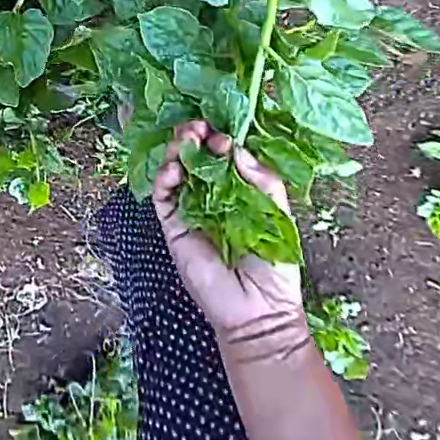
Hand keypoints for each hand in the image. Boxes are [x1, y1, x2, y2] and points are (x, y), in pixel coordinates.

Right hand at [152, 121, 308, 358]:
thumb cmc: (273, 262)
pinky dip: (163, 177)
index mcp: (234, 186)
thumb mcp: (277, 210)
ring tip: (185, 141)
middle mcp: (209, 192)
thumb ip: (260, 176)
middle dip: (192, 135)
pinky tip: (173, 168)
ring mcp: (189, 207)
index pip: (219, 152)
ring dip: (176, 149)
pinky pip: (162, 197)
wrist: (260, 311)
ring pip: (174, 168)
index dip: (216, 137)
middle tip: (197, 128)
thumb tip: (234, 148)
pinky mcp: (173, 226)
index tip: (222, 136)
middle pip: (193, 154)